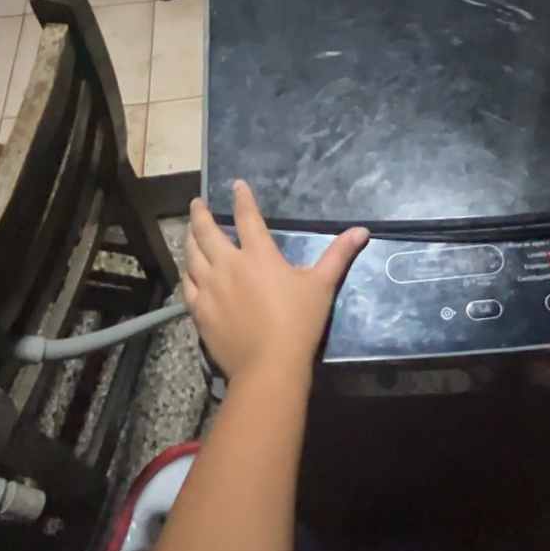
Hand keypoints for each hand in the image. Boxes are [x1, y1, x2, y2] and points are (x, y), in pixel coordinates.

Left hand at [185, 180, 369, 384]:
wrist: (269, 366)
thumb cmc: (298, 322)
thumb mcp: (322, 285)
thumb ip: (338, 255)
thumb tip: (361, 230)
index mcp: (258, 255)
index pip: (247, 217)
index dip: (242, 198)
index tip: (236, 185)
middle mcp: (229, 265)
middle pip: (207, 231)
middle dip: (201, 213)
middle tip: (197, 202)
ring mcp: (210, 288)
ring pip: (192, 255)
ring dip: (190, 238)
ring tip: (189, 230)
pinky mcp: (199, 311)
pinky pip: (188, 285)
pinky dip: (187, 272)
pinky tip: (188, 270)